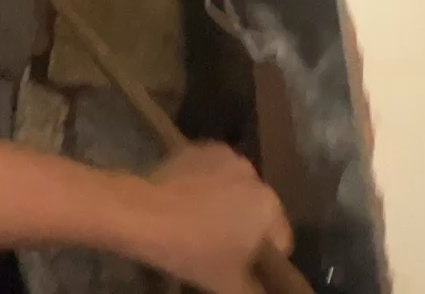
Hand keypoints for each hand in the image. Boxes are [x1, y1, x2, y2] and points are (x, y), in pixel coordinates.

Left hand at [140, 144, 291, 293]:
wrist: (144, 213)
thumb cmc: (194, 250)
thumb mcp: (232, 286)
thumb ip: (258, 292)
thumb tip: (263, 290)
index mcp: (269, 204)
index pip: (280, 240)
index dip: (263, 259)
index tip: (241, 266)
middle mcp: (251, 171)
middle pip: (257, 209)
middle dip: (245, 226)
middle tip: (221, 245)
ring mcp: (222, 153)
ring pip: (235, 187)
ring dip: (227, 200)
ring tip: (201, 220)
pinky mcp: (196, 146)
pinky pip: (212, 171)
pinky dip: (207, 182)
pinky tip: (187, 199)